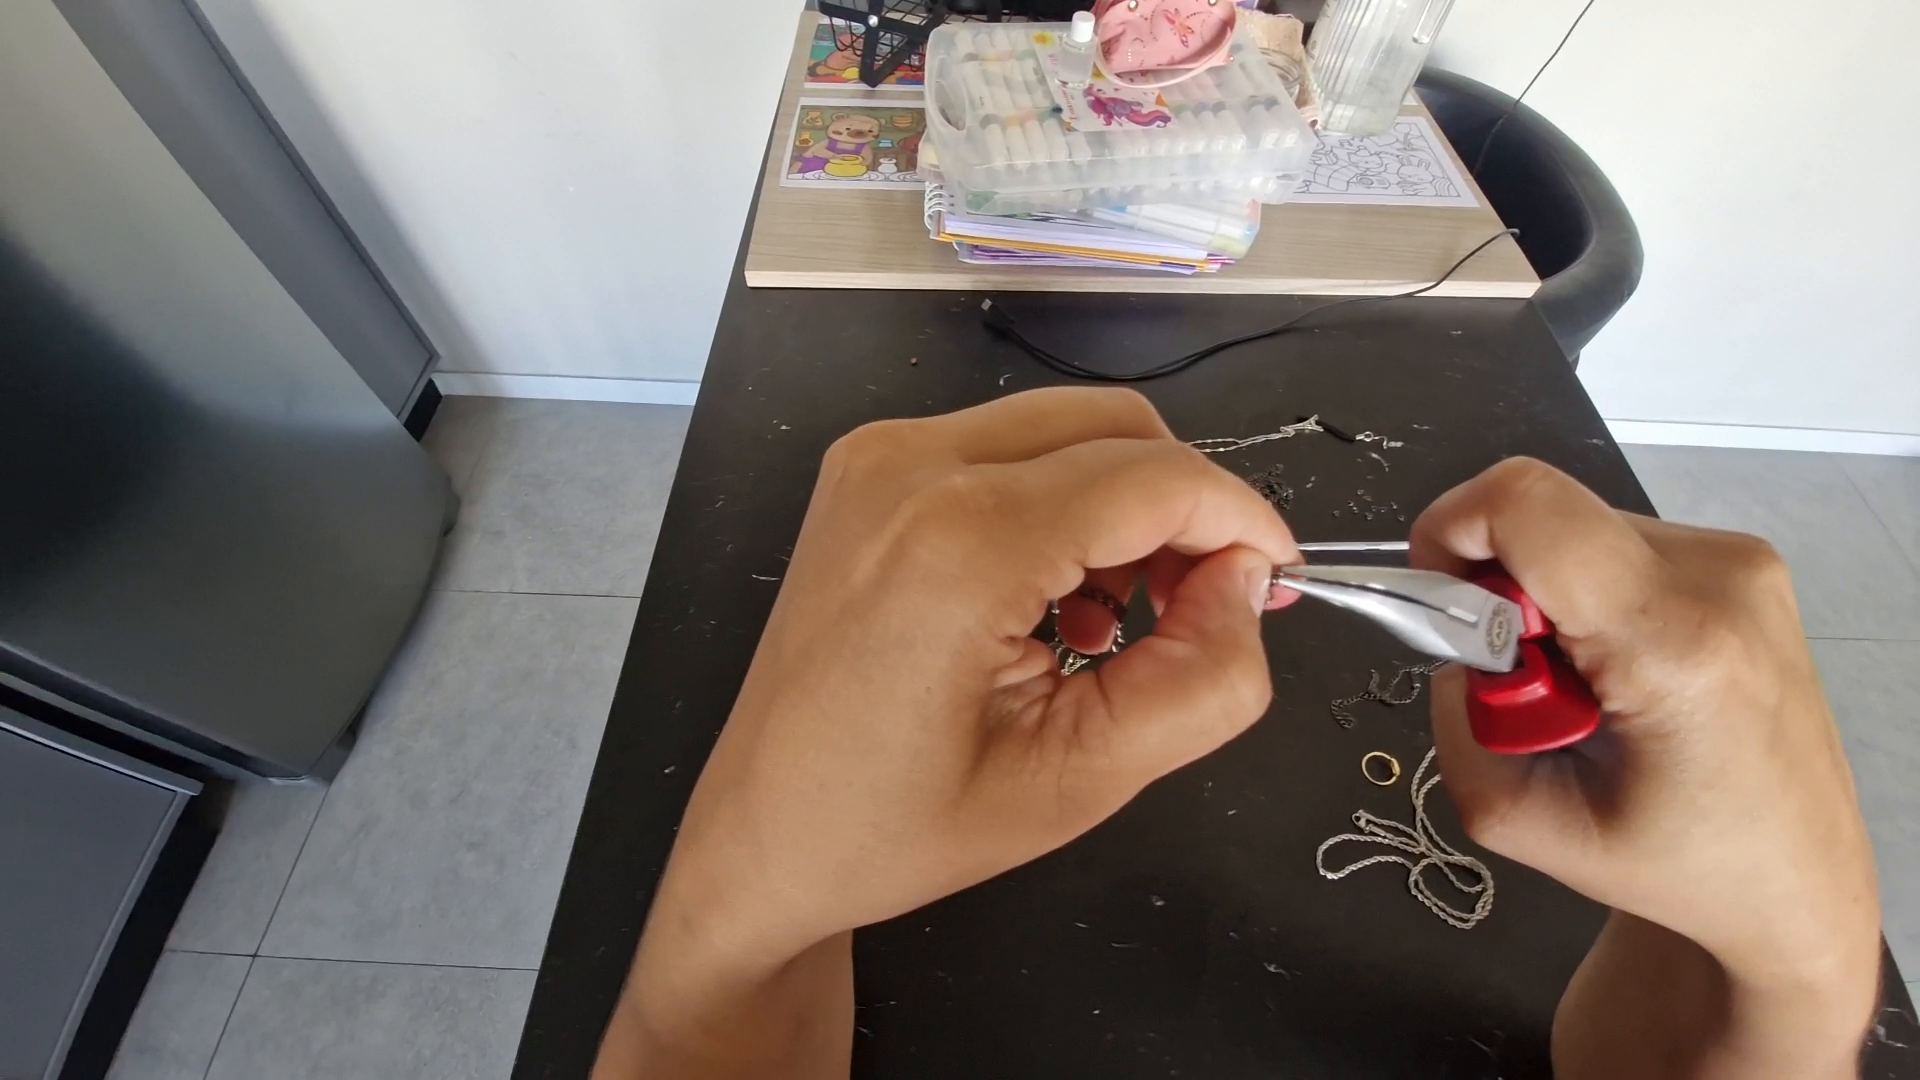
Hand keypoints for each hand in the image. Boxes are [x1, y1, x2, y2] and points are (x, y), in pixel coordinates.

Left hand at [598, 388, 1297, 1077]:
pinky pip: (1000, 449)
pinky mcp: (864, 470)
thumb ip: (1203, 679)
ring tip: (1112, 612)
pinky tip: (1047, 590)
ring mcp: (877, 456)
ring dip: (1119, 502)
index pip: (1153, 477)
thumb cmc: (904, 825)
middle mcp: (910, 463)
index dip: (1239, 518)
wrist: (762, 828)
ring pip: (1059, 429)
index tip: (1274, 576)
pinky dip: (1055, 499)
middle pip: (1112, 426)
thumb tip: (1245, 580)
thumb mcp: (1082, 778)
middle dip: (1181, 504)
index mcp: (962, 539)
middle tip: (1196, 601)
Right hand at [1411, 457, 1880, 1079]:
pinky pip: (1600, 540)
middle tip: (1503, 659)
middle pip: (1535, 510)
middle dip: (1485, 577)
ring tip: (1560, 672)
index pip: (1526, 505)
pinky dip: (1565, 588)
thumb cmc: (1664, 865)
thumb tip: (1458, 640)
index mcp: (1670, 643)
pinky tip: (1596, 656)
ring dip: (1526, 589)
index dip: (1447, 528)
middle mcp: (1716, 578)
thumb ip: (1451, 711)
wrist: (1792, 882)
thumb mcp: (1508, 812)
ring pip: (1563, 524)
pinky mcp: (1738, 564)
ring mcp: (1737, 563)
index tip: (1438, 595)